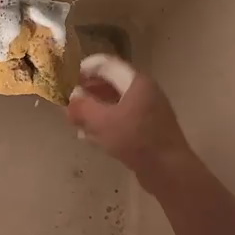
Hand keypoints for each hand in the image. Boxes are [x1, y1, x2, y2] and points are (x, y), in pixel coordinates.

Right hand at [65, 55, 194, 191]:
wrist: (168, 170)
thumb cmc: (135, 140)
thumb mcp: (102, 122)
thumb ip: (82, 107)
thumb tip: (71, 98)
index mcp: (136, 82)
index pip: (106, 64)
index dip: (84, 69)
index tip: (65, 79)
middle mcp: (144, 91)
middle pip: (110, 83)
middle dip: (88, 91)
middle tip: (68, 101)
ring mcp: (148, 111)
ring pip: (115, 103)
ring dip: (94, 109)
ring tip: (76, 121)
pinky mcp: (148, 129)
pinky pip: (122, 119)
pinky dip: (105, 123)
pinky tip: (91, 137)